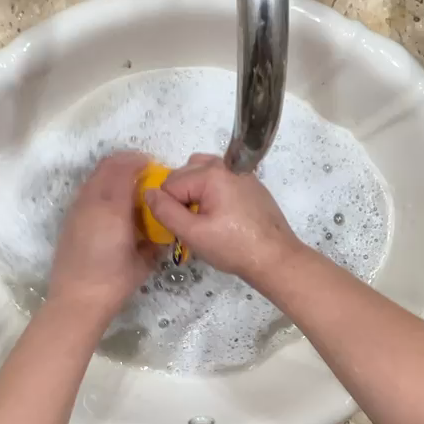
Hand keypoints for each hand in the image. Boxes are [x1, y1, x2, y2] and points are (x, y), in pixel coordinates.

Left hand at [47, 151, 157, 318]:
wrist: (77, 299)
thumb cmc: (114, 282)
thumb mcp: (143, 262)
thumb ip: (154, 241)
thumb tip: (159, 231)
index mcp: (113, 208)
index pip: (124, 169)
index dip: (139, 161)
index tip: (152, 164)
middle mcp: (92, 202)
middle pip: (106, 166)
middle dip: (124, 162)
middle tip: (141, 169)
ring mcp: (77, 210)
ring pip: (93, 178)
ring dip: (110, 174)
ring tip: (126, 186)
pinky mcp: (69, 221)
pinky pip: (85, 193)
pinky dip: (99, 188)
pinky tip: (111, 205)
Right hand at [142, 153, 303, 281]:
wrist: (275, 258)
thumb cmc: (233, 248)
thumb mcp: (193, 234)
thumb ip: (166, 212)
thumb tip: (148, 193)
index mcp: (211, 173)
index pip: (170, 184)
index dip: (170, 208)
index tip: (184, 228)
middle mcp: (226, 165)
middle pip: (184, 174)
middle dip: (181, 198)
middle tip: (193, 225)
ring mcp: (240, 172)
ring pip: (200, 173)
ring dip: (193, 192)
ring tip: (203, 217)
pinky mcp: (249, 184)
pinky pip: (218, 179)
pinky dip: (211, 192)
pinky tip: (220, 216)